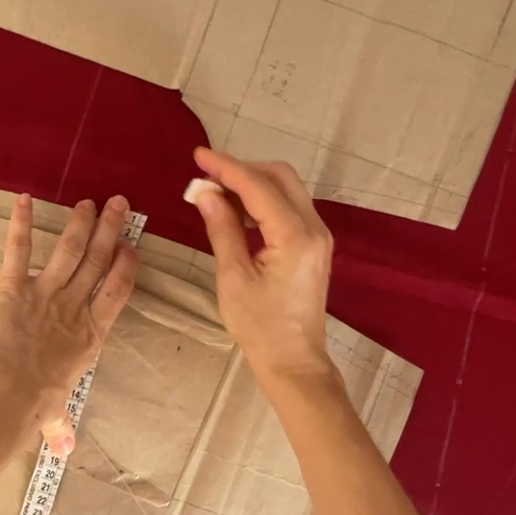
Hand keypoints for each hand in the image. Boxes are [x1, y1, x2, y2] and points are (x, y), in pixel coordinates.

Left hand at [0, 194, 138, 454]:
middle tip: (121, 205)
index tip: (131, 249)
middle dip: (111, 232)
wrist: (6, 391)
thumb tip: (64, 449)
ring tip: (90, 202)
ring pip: (69, 250)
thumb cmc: (34, 405)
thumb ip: (60, 425)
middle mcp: (73, 307)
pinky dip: (20, 223)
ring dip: (80, 224)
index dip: (126, 268)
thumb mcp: (54, 416)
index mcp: (89, 336)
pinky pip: (19, 249)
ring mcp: (45, 292)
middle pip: (98, 262)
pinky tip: (22, 199)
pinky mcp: (13, 286)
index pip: (117, 293)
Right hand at [189, 148, 338, 385]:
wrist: (293, 359)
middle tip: (204, 177)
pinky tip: (235, 211)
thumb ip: (222, 229)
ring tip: (214, 193)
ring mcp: (317, 235)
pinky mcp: (312, 244)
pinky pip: (287, 207)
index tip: (198, 155)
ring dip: (250, 183)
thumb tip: (204, 193)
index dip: (226, 167)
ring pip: (285, 188)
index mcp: (295, 236)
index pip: (258, 187)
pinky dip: (261, 200)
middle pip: (278, 177)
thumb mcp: (233, 277)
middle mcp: (313, 228)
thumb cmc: (259, 325)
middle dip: (241, 170)